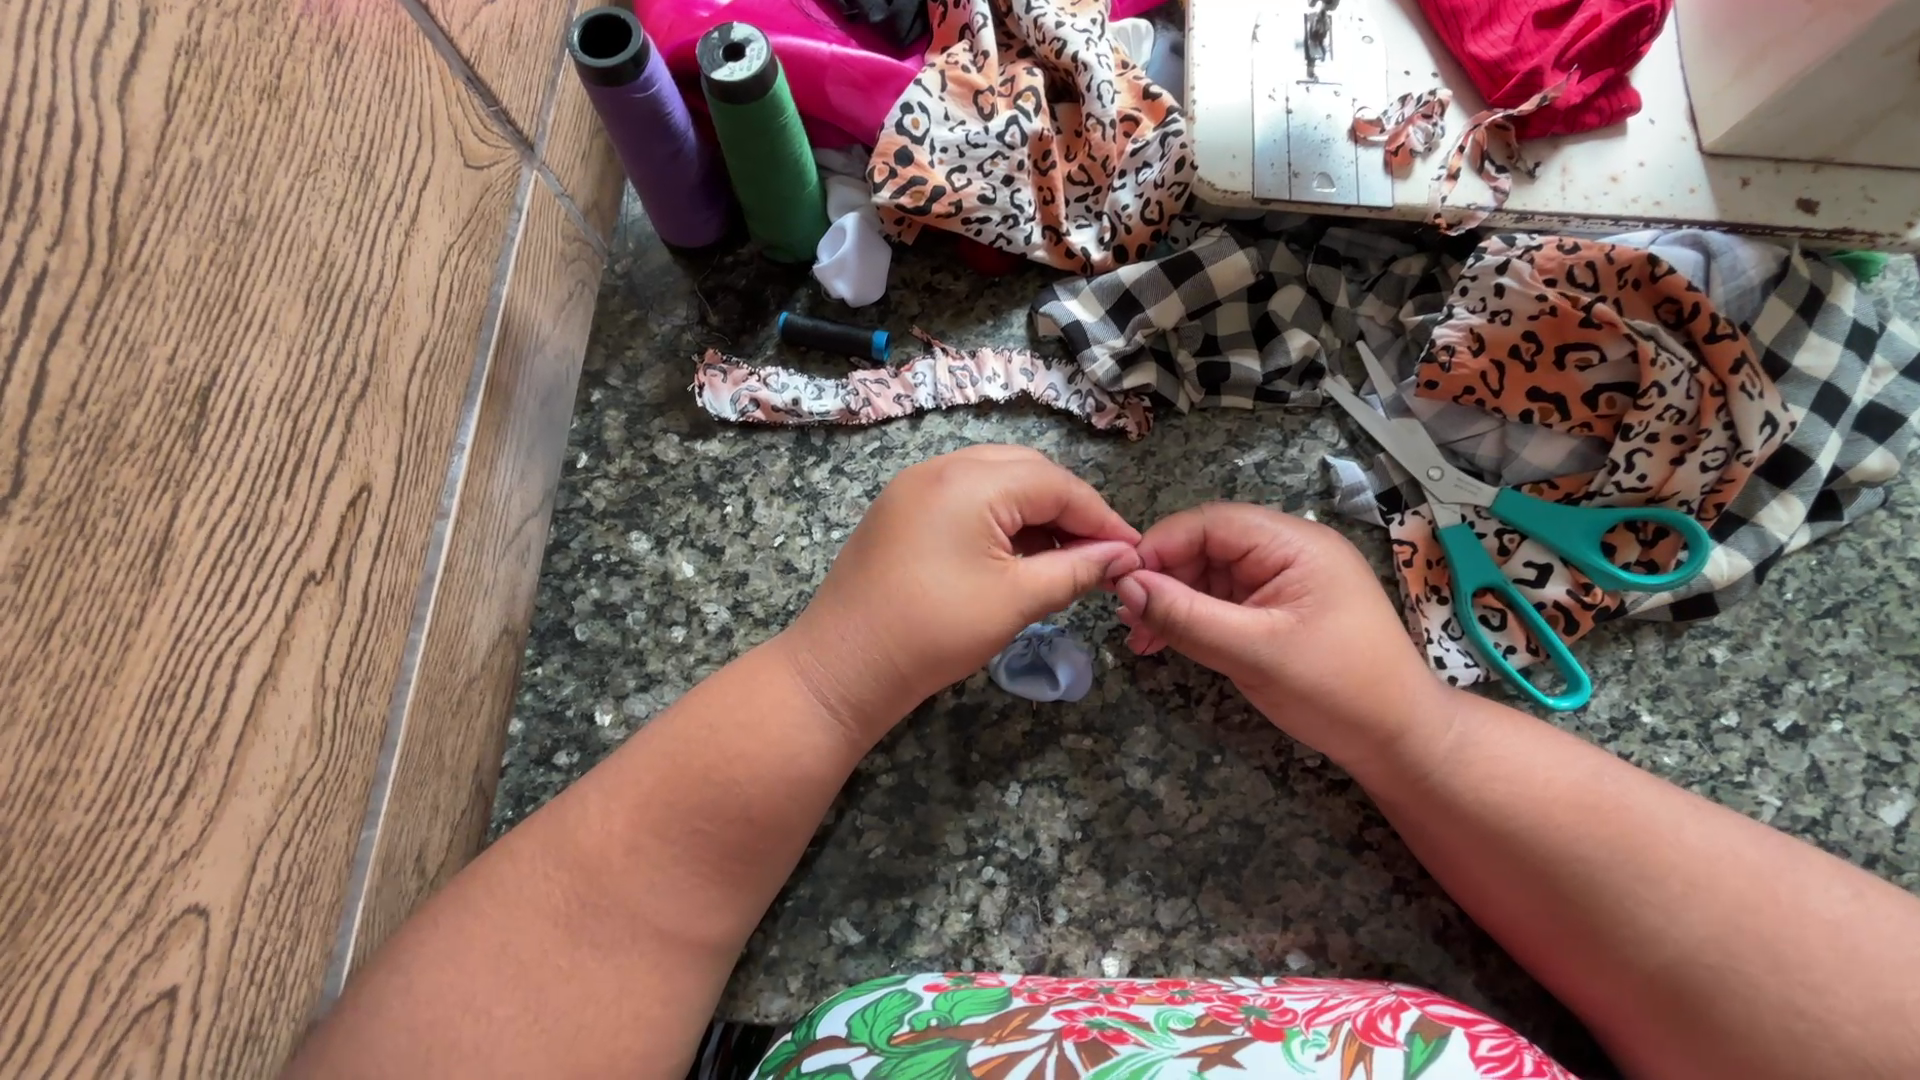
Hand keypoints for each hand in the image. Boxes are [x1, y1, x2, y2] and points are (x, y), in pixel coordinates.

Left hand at [783, 445, 1141, 744]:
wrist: (841, 668)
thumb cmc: (933, 633)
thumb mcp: (1015, 602)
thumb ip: (1074, 570)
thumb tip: (1121, 557)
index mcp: (970, 481)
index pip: (1057, 483)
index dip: (1100, 517)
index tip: (1131, 552)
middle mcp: (940, 467)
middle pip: (1026, 471)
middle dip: (1068, 509)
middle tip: (1098, 554)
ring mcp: (914, 486)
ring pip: (994, 481)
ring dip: (1034, 512)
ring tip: (1062, 557)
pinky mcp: (899, 510)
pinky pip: (963, 497)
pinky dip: (998, 519)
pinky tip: (1015, 554)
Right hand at [1113, 503, 1452, 772]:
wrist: (1397, 741)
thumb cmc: (1336, 690)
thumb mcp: (1253, 653)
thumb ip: (1187, 617)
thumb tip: (1125, 587)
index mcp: (1294, 544)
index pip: (1210, 523)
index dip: (1160, 546)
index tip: (1119, 582)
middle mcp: (1287, 551)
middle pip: (1206, 546)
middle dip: (1162, 578)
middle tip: (1125, 617)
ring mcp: (1282, 580)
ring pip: (1208, 574)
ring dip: (1171, 602)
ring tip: (1137, 637)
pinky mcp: (1275, 608)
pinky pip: (1221, 600)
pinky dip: (1190, 618)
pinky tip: (1162, 641)